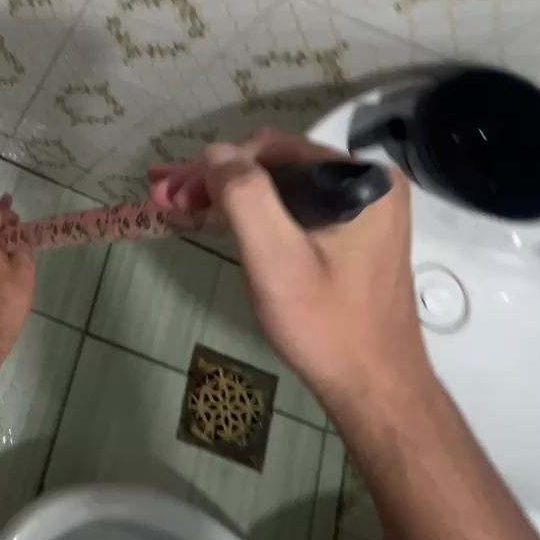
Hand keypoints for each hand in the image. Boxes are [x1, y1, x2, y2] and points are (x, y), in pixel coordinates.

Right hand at [147, 130, 431, 419]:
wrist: (374, 390)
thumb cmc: (326, 326)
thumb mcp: (276, 259)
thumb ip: (246, 197)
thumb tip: (215, 151)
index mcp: (361, 180)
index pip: (271, 149)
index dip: (215, 166)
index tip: (172, 190)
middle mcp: (365, 183)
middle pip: (271, 165)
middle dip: (213, 179)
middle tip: (164, 196)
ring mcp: (359, 207)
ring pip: (276, 185)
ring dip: (223, 193)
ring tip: (174, 202)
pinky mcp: (348, 230)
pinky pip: (289, 206)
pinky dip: (248, 211)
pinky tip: (212, 214)